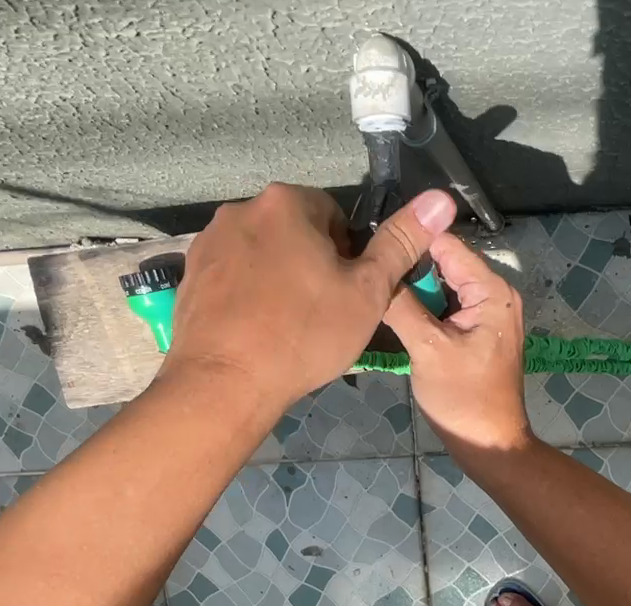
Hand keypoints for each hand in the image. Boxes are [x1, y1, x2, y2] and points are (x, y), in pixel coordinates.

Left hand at [165, 183, 455, 407]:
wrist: (226, 381)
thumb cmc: (305, 335)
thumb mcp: (367, 293)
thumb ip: (401, 244)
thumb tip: (441, 199)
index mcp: (288, 202)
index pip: (334, 216)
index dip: (349, 257)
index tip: (347, 294)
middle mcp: (242, 208)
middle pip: (295, 231)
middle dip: (311, 264)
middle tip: (322, 314)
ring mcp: (209, 240)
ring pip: (263, 254)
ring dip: (279, 278)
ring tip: (287, 326)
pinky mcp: (190, 274)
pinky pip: (233, 276)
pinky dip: (248, 295)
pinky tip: (256, 330)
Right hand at [381, 233, 532, 451]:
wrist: (488, 444)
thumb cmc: (463, 399)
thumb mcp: (428, 350)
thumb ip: (401, 305)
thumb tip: (373, 269)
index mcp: (492, 291)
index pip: (445, 244)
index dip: (409, 241)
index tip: (370, 248)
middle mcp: (493, 294)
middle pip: (442, 264)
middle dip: (408, 269)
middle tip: (367, 276)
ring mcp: (485, 314)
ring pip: (440, 287)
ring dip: (412, 291)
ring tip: (374, 293)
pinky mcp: (475, 333)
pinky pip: (444, 309)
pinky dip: (422, 310)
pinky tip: (394, 315)